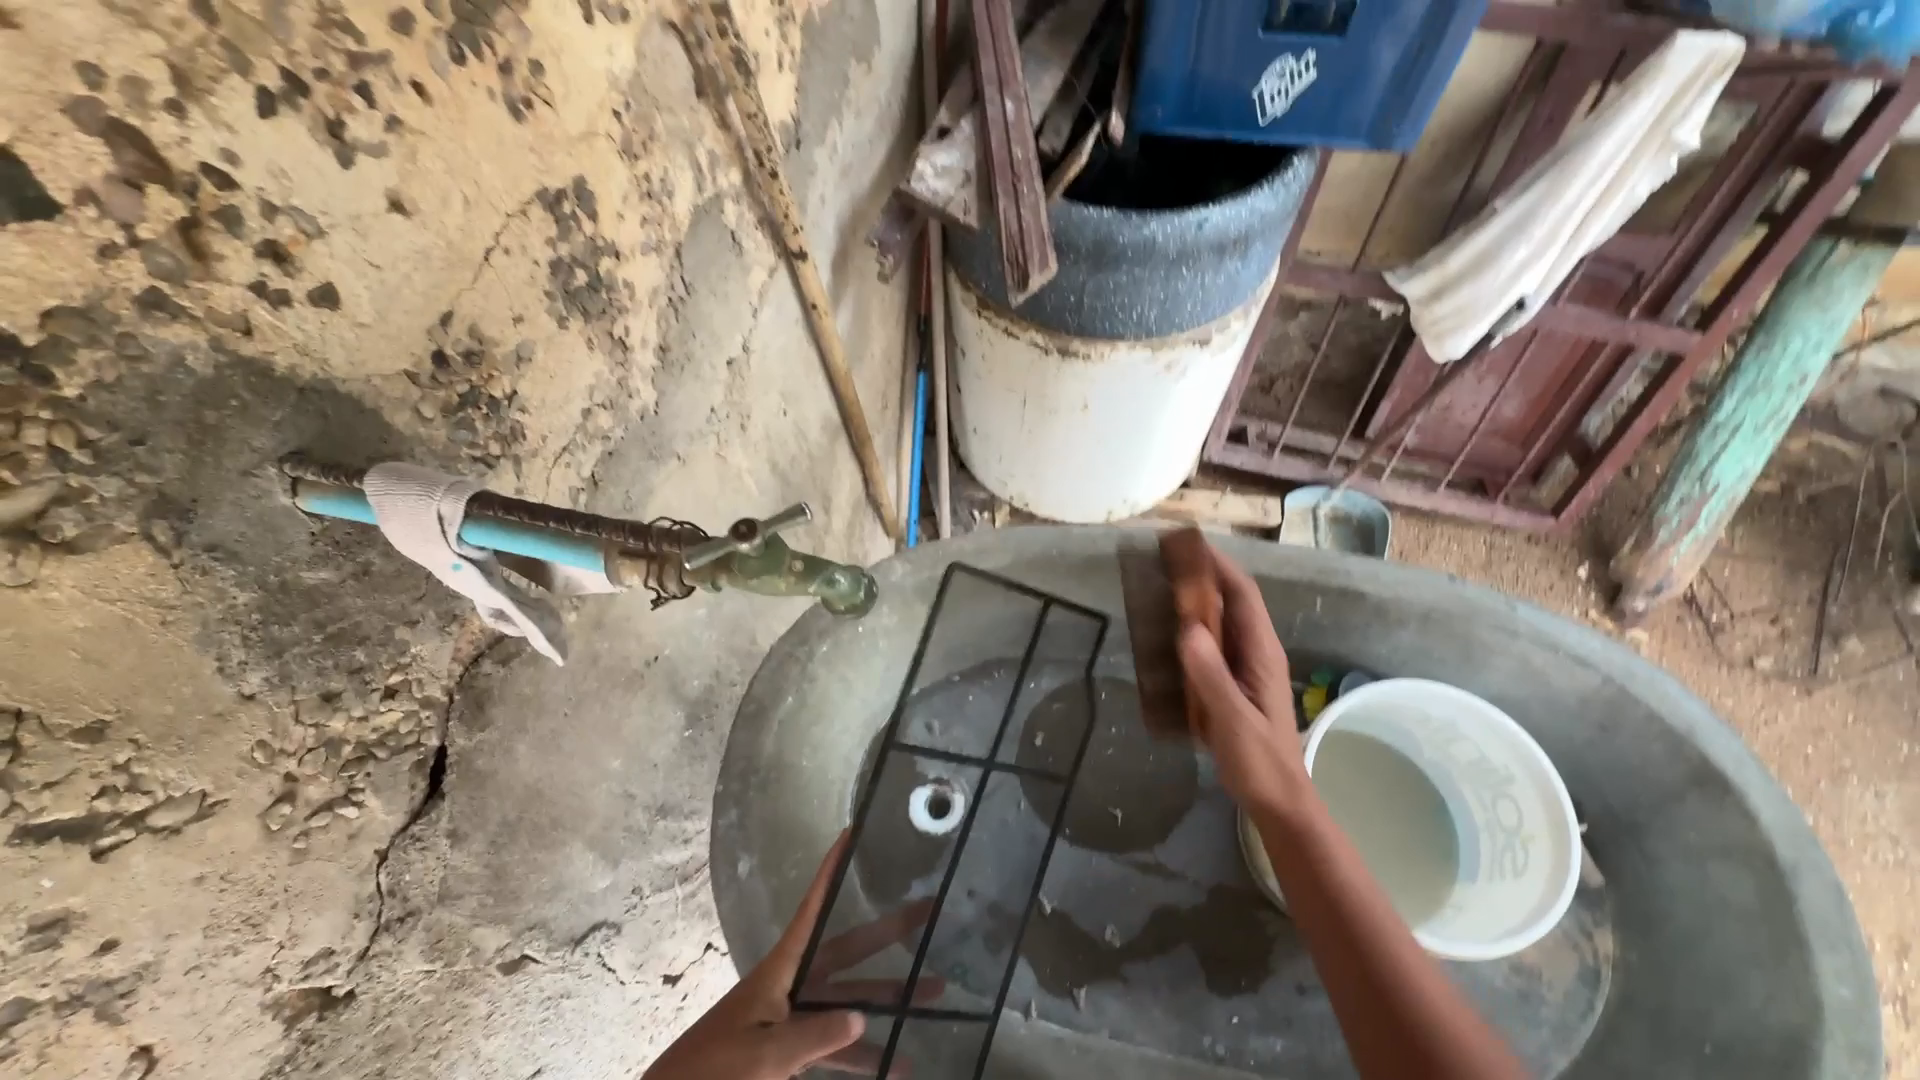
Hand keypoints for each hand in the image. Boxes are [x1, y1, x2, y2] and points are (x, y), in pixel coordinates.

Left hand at [644, 834, 940, 1078]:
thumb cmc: (712, 1069)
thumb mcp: (762, 1054)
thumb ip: (811, 1036)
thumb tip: (861, 1016)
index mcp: (781, 969)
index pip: (812, 910)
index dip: (831, 872)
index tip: (850, 834)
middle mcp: (793, 984)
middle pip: (848, 953)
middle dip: (888, 935)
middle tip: (927, 912)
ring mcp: (792, 1018)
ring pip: (850, 1002)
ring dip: (888, 1003)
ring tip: (935, 997)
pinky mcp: (790, 1050)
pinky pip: (835, 1046)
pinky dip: (862, 1057)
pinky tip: (893, 1067)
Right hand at [1175, 544, 1307, 813]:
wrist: (1278, 800)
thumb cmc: (1260, 760)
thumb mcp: (1233, 719)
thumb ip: (1211, 675)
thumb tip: (1186, 627)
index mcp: (1261, 653)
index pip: (1241, 594)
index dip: (1217, 565)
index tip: (1186, 546)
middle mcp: (1254, 653)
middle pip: (1229, 602)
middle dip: (1200, 578)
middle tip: (1160, 564)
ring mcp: (1243, 670)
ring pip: (1218, 625)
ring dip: (1191, 605)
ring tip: (1155, 592)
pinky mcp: (1231, 686)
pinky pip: (1209, 649)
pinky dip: (1187, 635)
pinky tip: (1161, 640)